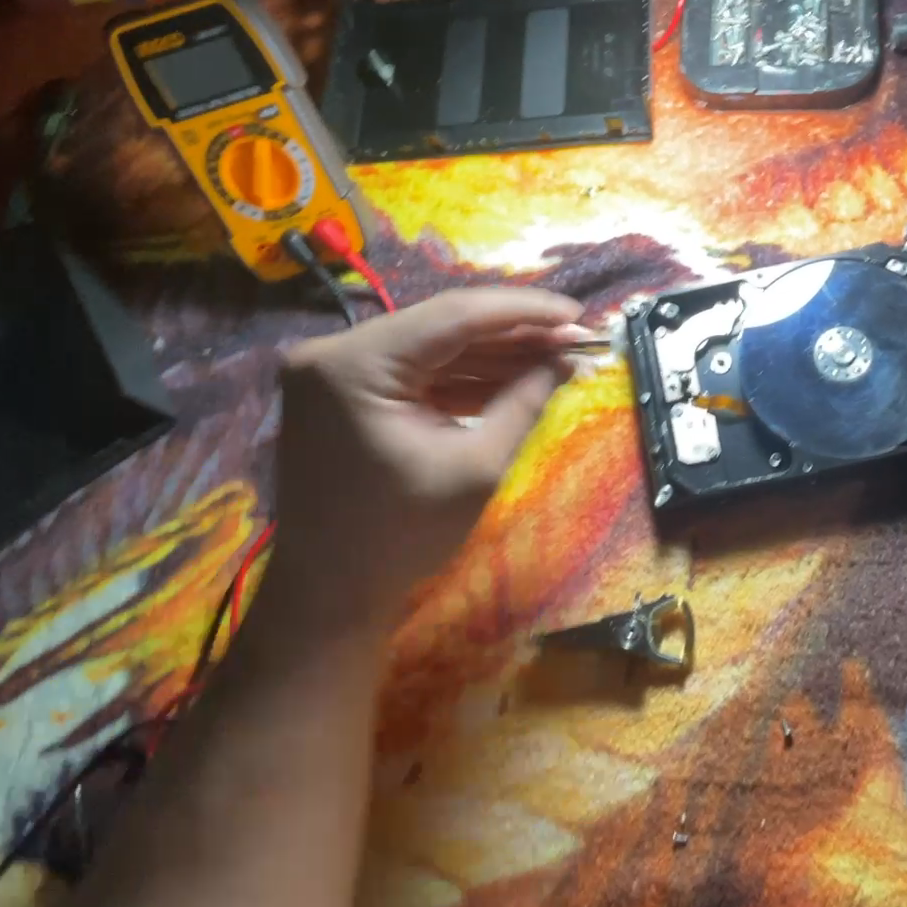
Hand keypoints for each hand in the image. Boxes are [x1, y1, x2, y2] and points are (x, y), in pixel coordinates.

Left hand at [269, 288, 585, 629]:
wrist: (327, 594)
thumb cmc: (400, 538)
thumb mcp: (476, 466)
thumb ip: (524, 401)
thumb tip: (568, 359)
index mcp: (355, 363)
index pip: (455, 315)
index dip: (525, 311)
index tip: (578, 314)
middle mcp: (335, 351)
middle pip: (443, 325)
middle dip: (515, 333)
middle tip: (576, 336)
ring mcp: (336, 370)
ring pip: (433, 346)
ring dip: (495, 353)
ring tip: (557, 356)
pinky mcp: (346, 391)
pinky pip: (416, 371)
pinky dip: (464, 376)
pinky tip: (517, 375)